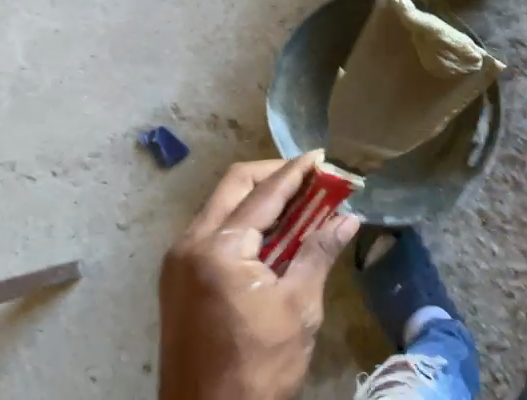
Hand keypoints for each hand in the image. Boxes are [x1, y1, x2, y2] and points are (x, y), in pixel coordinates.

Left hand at [159, 151, 361, 399]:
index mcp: (218, 249)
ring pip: (221, 206)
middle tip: (312, 179)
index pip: (265, 192)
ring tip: (300, 205)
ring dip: (259, 198)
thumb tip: (348, 217)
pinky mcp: (177, 282)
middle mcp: (189, 245)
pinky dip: (244, 223)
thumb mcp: (298, 308)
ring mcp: (178, 264)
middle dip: (275, 176)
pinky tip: (273, 235)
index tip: (324, 158)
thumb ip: (319, 252)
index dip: (298, 172)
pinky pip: (213, 232)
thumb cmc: (257, 368)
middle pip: (234, 185)